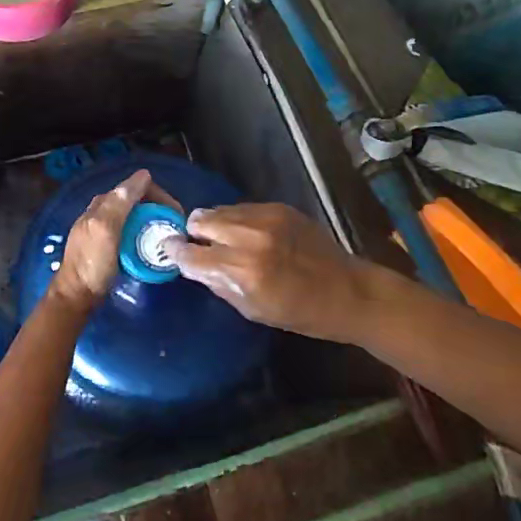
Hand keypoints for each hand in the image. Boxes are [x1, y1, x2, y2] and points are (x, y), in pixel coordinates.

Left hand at [48, 170, 176, 312]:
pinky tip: (151, 247)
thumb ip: (120, 203)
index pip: (137, 186)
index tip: (175, 215)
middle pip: (138, 201)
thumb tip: (143, 176)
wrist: (77, 296)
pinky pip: (132, 232)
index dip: (159, 196)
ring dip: (154, 223)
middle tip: (175, 228)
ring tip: (168, 237)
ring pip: (136, 217)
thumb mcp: (106, 230)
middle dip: (159, 209)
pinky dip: (144, 234)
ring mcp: (104, 227)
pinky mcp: (108, 244)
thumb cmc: (92, 263)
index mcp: (102, 203)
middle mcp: (103, 210)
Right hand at [167, 203, 394, 344]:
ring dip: (215, 224)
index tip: (172, 252)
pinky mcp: (278, 207)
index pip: (189, 254)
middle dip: (194, 234)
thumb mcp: (251, 309)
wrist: (348, 291)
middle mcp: (249, 238)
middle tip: (202, 246)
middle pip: (199, 220)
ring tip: (225, 239)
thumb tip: (192, 265)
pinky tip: (250, 235)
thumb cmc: (299, 312)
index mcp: (241, 271)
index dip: (176, 253)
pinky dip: (238, 220)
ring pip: (219, 210)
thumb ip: (217, 283)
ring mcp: (265, 218)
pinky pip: (242, 208)